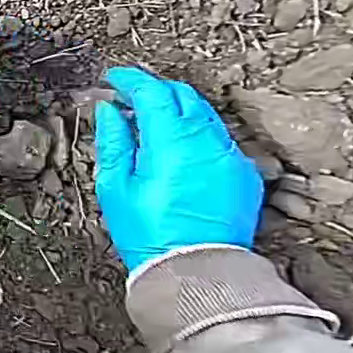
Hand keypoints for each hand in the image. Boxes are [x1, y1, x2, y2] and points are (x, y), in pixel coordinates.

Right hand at [93, 66, 261, 272]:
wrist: (197, 274)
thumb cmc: (150, 235)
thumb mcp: (116, 187)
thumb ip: (113, 141)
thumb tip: (109, 110)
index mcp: (172, 142)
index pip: (153, 91)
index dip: (130, 80)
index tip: (114, 79)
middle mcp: (207, 142)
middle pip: (182, 95)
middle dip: (155, 89)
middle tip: (130, 97)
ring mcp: (230, 157)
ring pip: (203, 114)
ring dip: (177, 110)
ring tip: (151, 122)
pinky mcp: (243, 174)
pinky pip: (218, 138)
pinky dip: (196, 133)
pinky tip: (178, 149)